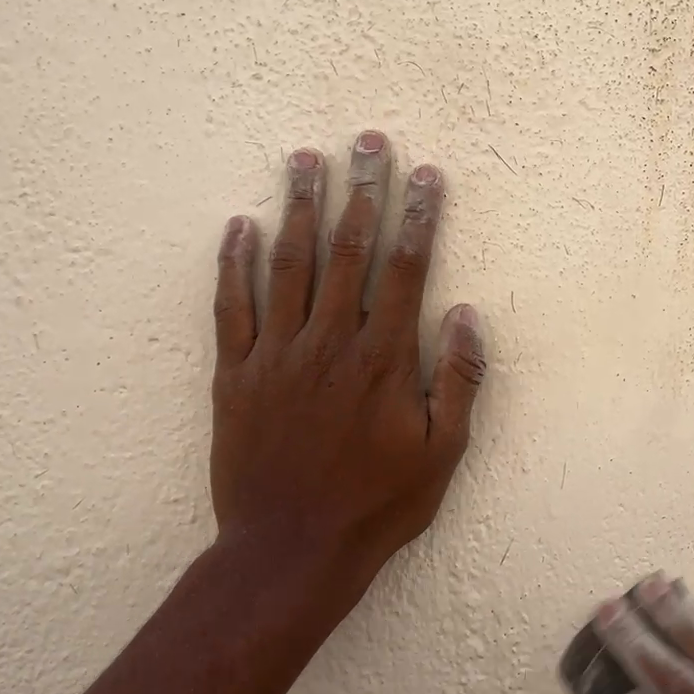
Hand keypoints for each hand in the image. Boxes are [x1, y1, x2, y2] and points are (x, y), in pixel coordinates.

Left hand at [208, 134, 484, 604]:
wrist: (290, 551)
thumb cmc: (378, 504)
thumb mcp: (443, 452)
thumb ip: (458, 379)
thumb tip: (463, 315)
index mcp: (383, 360)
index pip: (406, 270)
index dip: (418, 218)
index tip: (425, 176)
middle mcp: (329, 343)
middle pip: (347, 251)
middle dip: (361, 191)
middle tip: (366, 143)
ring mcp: (277, 356)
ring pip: (288, 265)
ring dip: (298, 208)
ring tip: (305, 159)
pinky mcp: (236, 376)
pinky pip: (231, 307)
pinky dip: (233, 264)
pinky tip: (237, 225)